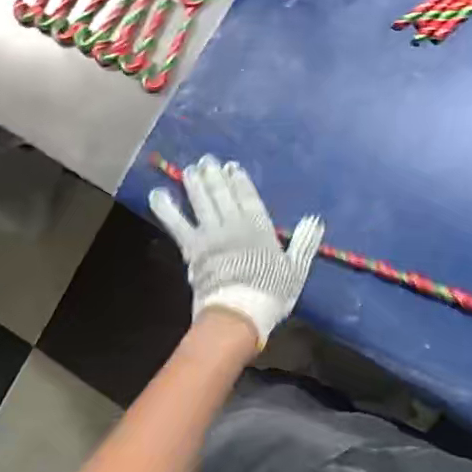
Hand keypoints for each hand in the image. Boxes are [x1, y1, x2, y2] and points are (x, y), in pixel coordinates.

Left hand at [149, 155, 324, 346]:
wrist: (239, 310)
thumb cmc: (271, 294)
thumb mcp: (295, 269)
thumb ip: (304, 243)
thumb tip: (315, 220)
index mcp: (259, 228)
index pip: (248, 198)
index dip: (240, 181)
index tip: (232, 167)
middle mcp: (233, 224)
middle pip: (222, 194)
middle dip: (214, 176)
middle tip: (206, 160)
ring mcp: (210, 233)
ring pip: (201, 201)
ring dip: (194, 183)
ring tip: (189, 169)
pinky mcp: (191, 246)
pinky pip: (176, 222)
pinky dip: (166, 207)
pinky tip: (157, 193)